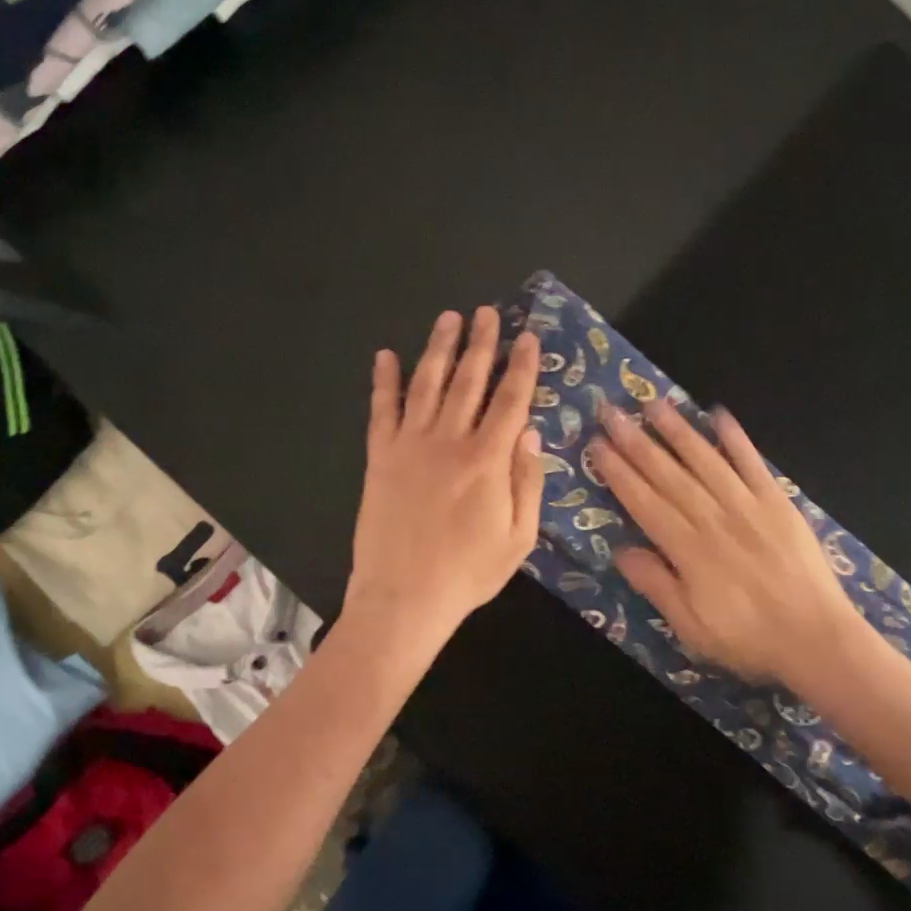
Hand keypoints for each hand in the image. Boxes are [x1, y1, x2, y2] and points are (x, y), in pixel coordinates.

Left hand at [344, 307, 543, 643]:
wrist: (404, 598)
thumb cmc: (469, 573)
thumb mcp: (518, 537)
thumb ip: (527, 481)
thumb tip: (531, 431)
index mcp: (487, 461)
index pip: (510, 400)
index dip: (521, 366)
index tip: (528, 336)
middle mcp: (449, 442)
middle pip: (469, 381)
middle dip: (481, 343)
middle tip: (487, 312)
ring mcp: (410, 446)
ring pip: (427, 385)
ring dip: (439, 349)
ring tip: (448, 319)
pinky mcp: (379, 458)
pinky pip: (382, 411)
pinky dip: (384, 381)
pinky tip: (386, 356)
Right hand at [590, 401, 862, 684]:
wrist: (816, 638)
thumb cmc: (748, 639)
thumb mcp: (690, 627)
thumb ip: (656, 584)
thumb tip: (620, 550)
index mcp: (688, 548)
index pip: (644, 502)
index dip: (618, 473)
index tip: (596, 445)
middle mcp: (713, 517)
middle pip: (668, 473)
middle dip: (636, 441)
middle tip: (611, 411)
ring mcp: (747, 505)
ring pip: (705, 460)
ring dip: (677, 430)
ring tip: (653, 402)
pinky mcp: (778, 503)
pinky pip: (753, 463)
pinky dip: (735, 438)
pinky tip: (718, 414)